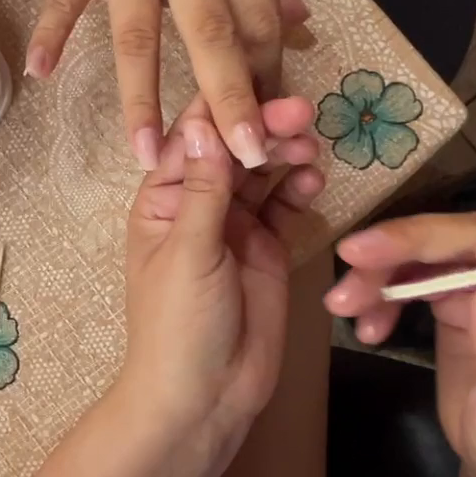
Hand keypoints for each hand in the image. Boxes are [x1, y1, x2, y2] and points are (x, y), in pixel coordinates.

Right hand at [30, 0, 308, 171]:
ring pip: (137, 34)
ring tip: (145, 153)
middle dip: (228, 99)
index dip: (270, 74)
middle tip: (241, 159)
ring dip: (141, 96)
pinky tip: (39, 74)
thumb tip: (296, 20)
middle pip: (209, 35)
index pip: (256, 19)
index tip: (275, 124)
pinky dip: (49, 33)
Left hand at [120, 95, 324, 445]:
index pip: (190, 141)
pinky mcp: (266, 248)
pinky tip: (312, 179)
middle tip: (300, 114)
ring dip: (284, 154)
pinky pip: (284, 208)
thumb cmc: (178, 325)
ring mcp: (234, 226)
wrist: (204, 396)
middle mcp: (198, 204)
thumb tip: (202, 125)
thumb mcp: (189, 253)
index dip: (221, 110)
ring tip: (309, 144)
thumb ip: (204, 191)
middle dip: (262, 130)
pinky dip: (298, 190)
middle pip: (232, 152)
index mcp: (163, 200)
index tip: (257, 81)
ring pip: (262, 174)